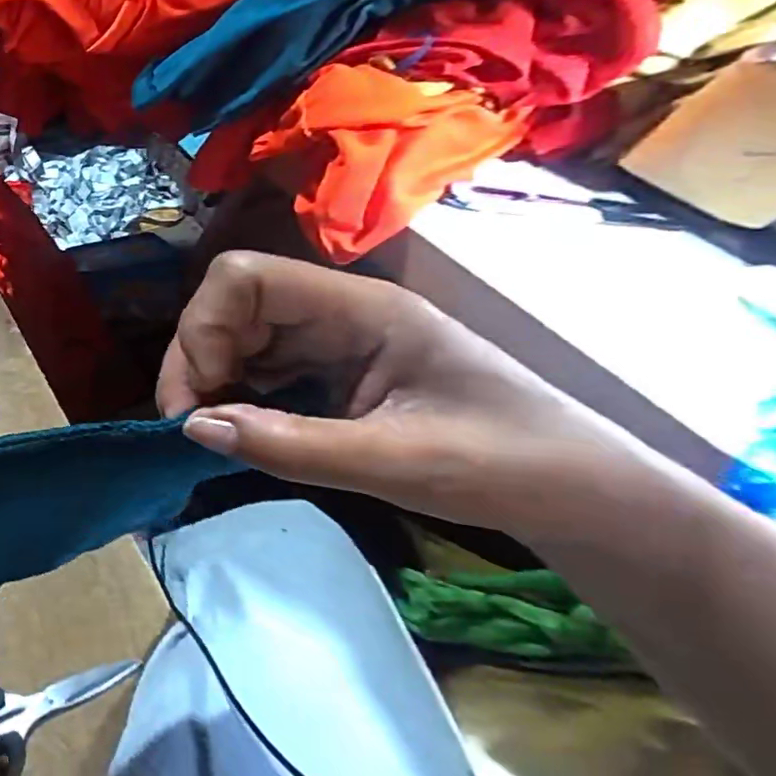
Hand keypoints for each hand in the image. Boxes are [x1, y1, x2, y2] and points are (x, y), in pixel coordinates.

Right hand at [161, 252, 660, 543]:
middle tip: (188, 425)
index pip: (245, 278)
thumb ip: (290, 446)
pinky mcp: (332, 371)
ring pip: (239, 336)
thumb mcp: (398, 462)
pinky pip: (261, 367)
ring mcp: (332, 340)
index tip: (204, 397)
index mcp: (358, 307)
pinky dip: (236, 395)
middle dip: (196, 359)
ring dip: (211, 377)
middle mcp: (335, 311)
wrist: (587, 497)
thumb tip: (191, 428)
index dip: (205, 327)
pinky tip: (242, 428)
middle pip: (230, 305)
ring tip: (210, 432)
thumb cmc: (510, 466)